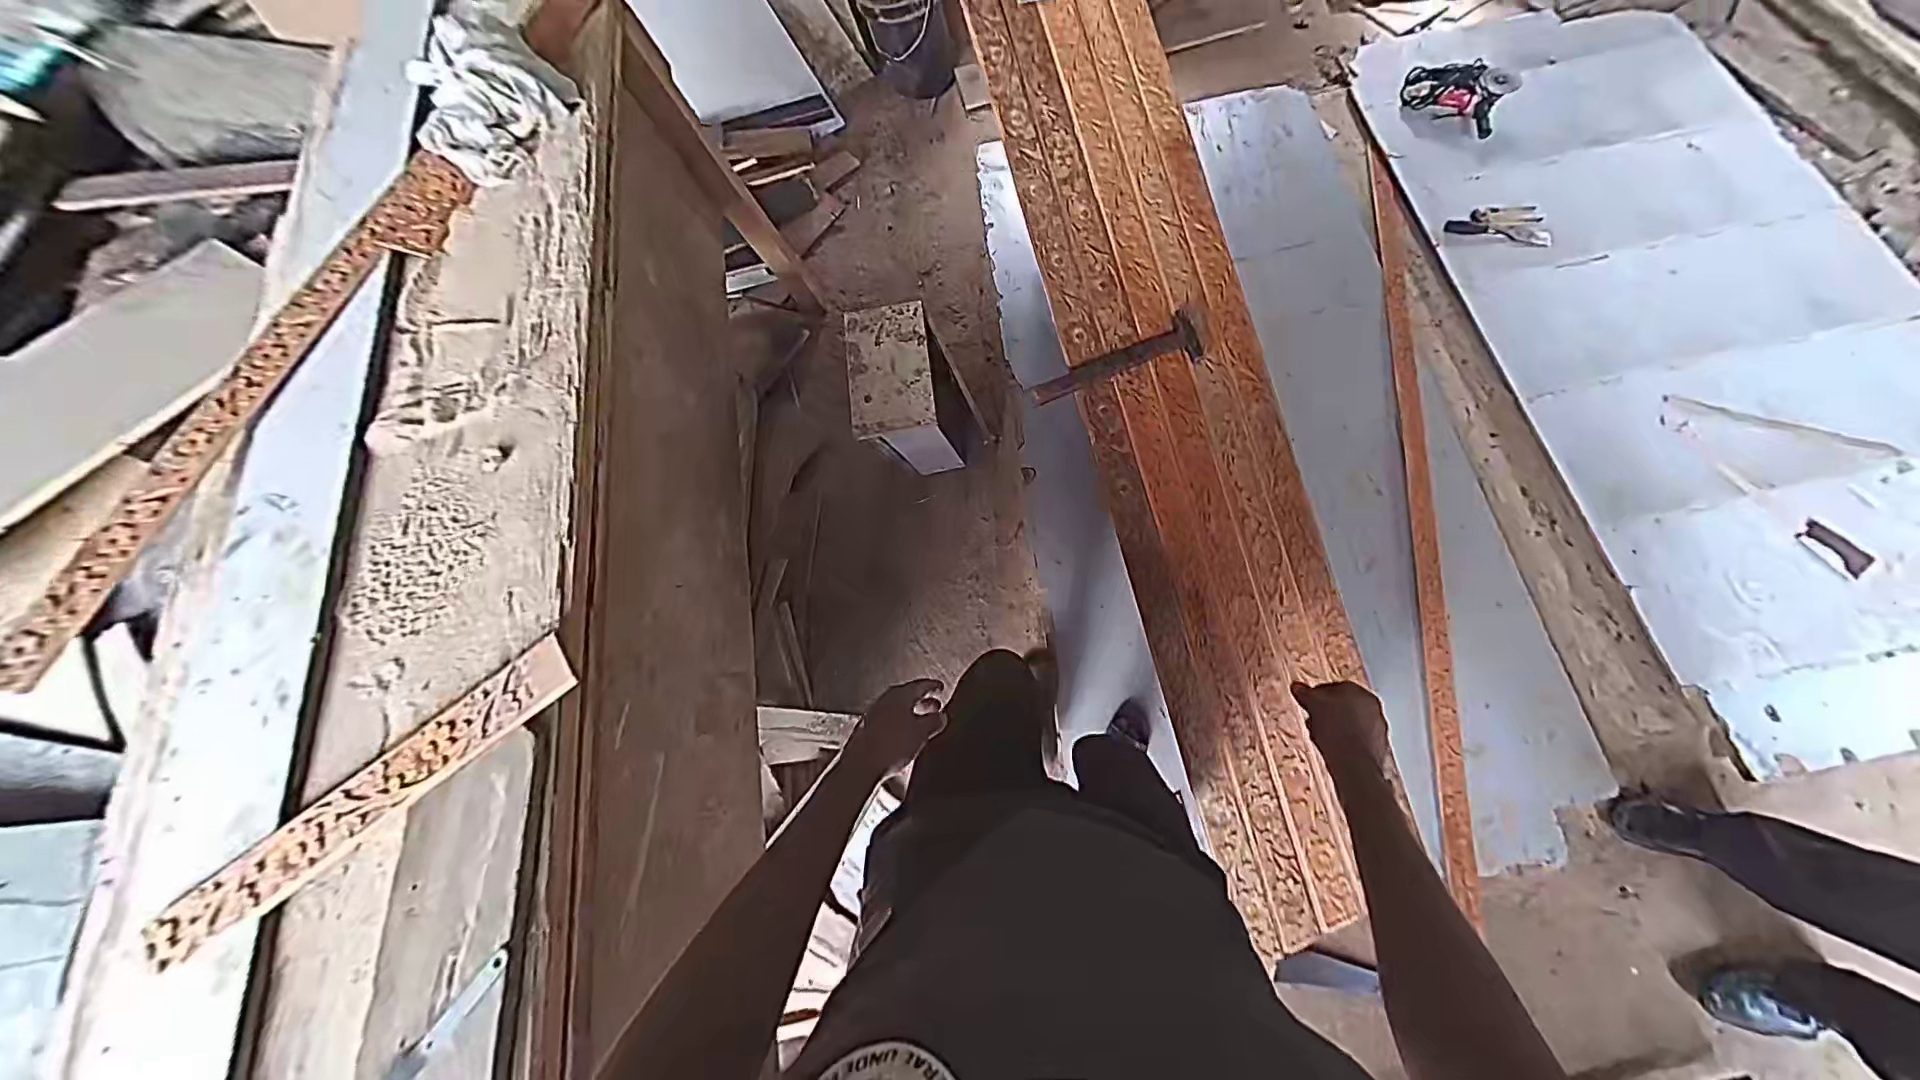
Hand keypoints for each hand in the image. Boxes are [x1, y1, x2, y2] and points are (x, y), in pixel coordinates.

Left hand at [840, 678, 945, 777]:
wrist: (861, 764)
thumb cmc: (890, 745)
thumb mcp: (922, 732)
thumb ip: (934, 721)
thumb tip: (940, 717)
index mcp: (900, 695)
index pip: (920, 685)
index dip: (933, 686)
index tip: (939, 687)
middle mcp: (885, 700)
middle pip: (907, 696)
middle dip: (922, 701)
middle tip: (934, 706)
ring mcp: (873, 714)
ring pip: (896, 709)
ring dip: (910, 714)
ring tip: (920, 723)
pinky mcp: (866, 729)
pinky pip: (887, 721)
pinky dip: (898, 724)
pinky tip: (902, 736)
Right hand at [1291, 680, 1391, 778]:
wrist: (1353, 763)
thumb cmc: (1336, 731)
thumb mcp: (1312, 705)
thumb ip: (1304, 693)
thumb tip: (1297, 687)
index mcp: (1357, 690)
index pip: (1331, 687)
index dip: (1315, 695)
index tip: (1306, 702)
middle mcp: (1372, 705)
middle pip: (1342, 704)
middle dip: (1326, 711)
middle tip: (1312, 718)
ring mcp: (1378, 725)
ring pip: (1350, 721)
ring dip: (1334, 725)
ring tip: (1319, 735)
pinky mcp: (1379, 744)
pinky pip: (1357, 737)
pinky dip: (1345, 739)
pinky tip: (1332, 746)